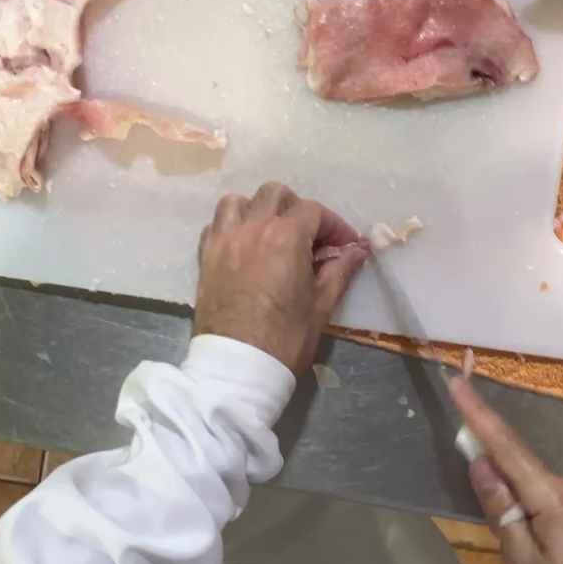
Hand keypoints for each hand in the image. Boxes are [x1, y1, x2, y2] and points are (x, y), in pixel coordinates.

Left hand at [194, 182, 367, 372]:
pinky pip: (216, 225)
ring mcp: (223, 241)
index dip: (334, 225)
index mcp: (284, 238)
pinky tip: (244, 248)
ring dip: (258, 211)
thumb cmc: (285, 339)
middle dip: (296, 209)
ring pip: (238, 202)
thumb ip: (339, 271)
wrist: (237, 368)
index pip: (314, 211)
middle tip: (309, 239)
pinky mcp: (205, 258)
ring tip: (271, 236)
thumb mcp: (321, 306)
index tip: (345, 246)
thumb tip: (356, 251)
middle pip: (275, 195)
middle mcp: (251, 229)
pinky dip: (231, 227)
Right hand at [449, 376, 562, 563]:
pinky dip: (523, 500)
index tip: (457, 383)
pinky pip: (543, 495)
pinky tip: (519, 528)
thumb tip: (481, 465)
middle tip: (462, 467)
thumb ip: (502, 512)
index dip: (479, 415)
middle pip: (517, 461)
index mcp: (551, 498)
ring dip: (506, 486)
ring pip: (530, 482)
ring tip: (494, 522)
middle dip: (486, 455)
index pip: (507, 447)